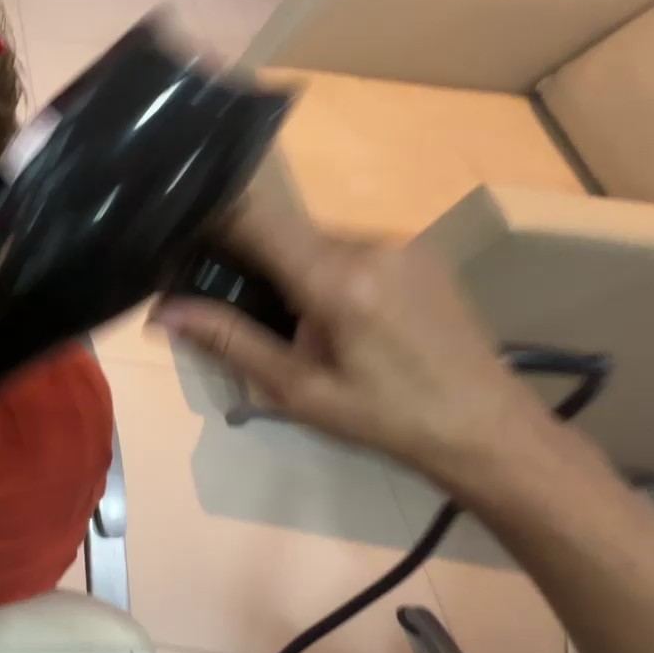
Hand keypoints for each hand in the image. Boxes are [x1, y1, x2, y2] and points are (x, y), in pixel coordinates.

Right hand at [152, 185, 552, 484]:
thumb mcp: (296, 388)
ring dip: (276, 265)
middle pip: (274, 228)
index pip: (252, 218)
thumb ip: (227, 341)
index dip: (205, 220)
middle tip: (214, 300)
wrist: (494, 434)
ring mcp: (399, 246)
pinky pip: (339, 246)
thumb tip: (159, 312)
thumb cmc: (387, 419)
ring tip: (273, 316)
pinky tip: (317, 312)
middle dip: (237, 257)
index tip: (173, 242)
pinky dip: (312, 268)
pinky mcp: (416, 254)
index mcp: (338, 279)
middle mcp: (370, 246)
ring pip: (305, 237)